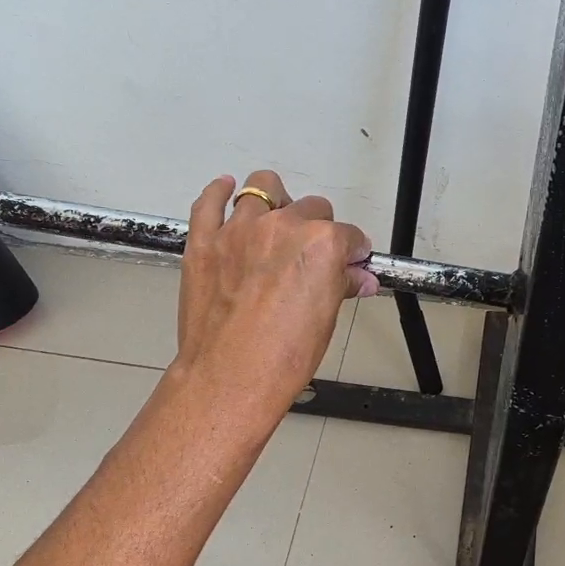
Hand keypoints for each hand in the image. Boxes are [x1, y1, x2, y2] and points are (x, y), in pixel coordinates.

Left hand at [168, 171, 378, 424]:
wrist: (230, 377)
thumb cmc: (285, 355)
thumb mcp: (326, 317)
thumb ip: (342, 284)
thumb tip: (359, 278)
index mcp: (322, 243)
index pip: (348, 235)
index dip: (352, 250)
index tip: (351, 263)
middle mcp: (283, 226)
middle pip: (311, 207)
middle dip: (318, 227)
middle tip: (311, 254)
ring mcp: (239, 230)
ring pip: (262, 188)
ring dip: (275, 200)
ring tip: (275, 221)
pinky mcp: (205, 241)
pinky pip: (209, 202)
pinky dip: (218, 192)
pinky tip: (226, 189)